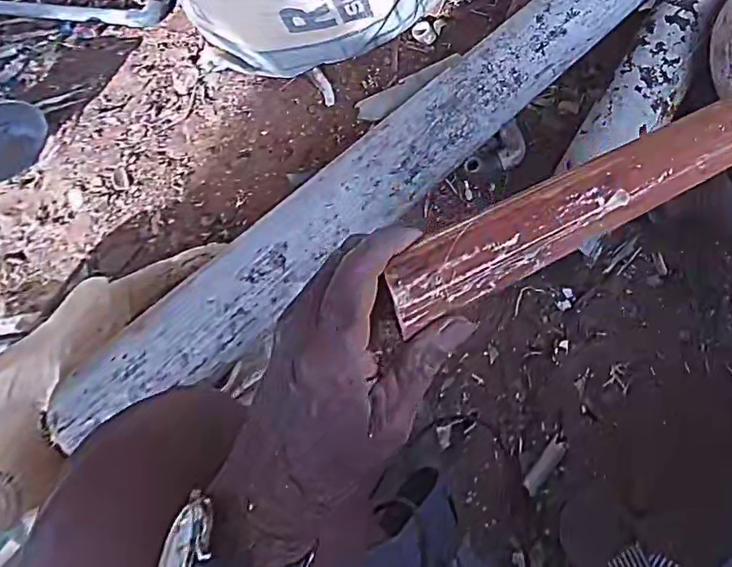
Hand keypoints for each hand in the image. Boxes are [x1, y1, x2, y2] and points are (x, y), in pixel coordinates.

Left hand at [209, 228, 475, 565]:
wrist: (272, 493)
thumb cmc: (327, 466)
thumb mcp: (391, 420)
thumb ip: (425, 361)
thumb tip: (459, 322)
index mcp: (330, 352)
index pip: (354, 275)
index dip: (387, 245)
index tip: (415, 238)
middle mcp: (302, 329)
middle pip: (343, 259)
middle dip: (384, 249)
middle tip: (419, 260)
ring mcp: (290, 326)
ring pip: (332, 266)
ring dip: (369, 263)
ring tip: (403, 284)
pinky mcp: (288, 330)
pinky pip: (323, 284)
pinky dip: (353, 279)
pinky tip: (377, 307)